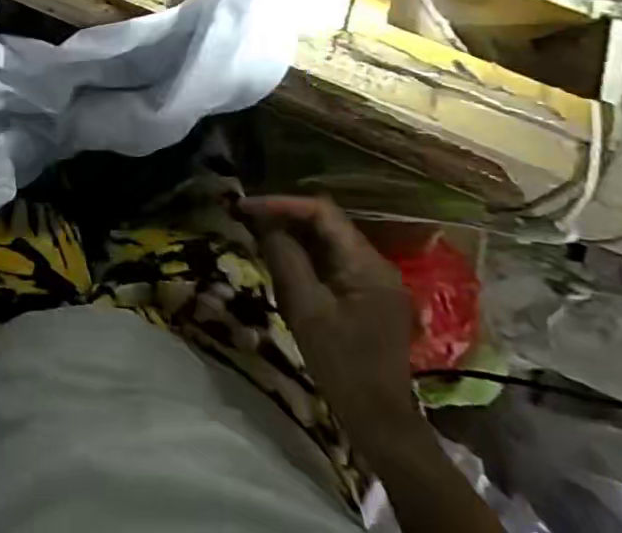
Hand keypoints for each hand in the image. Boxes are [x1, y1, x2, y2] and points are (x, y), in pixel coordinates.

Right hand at [240, 195, 419, 439]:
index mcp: (367, 264)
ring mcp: (373, 281)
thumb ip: (285, 259)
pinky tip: (278, 258)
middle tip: (244, 217)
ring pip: (327, 241)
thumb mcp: (305, 308)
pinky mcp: (366, 296)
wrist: (377, 417)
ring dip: (291, 233)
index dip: (281, 203)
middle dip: (284, 215)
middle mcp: (376, 264)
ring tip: (254, 233)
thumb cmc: (341, 362)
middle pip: (326, 223)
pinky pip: (330, 261)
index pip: (322, 212)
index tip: (245, 207)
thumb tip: (263, 223)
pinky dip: (303, 254)